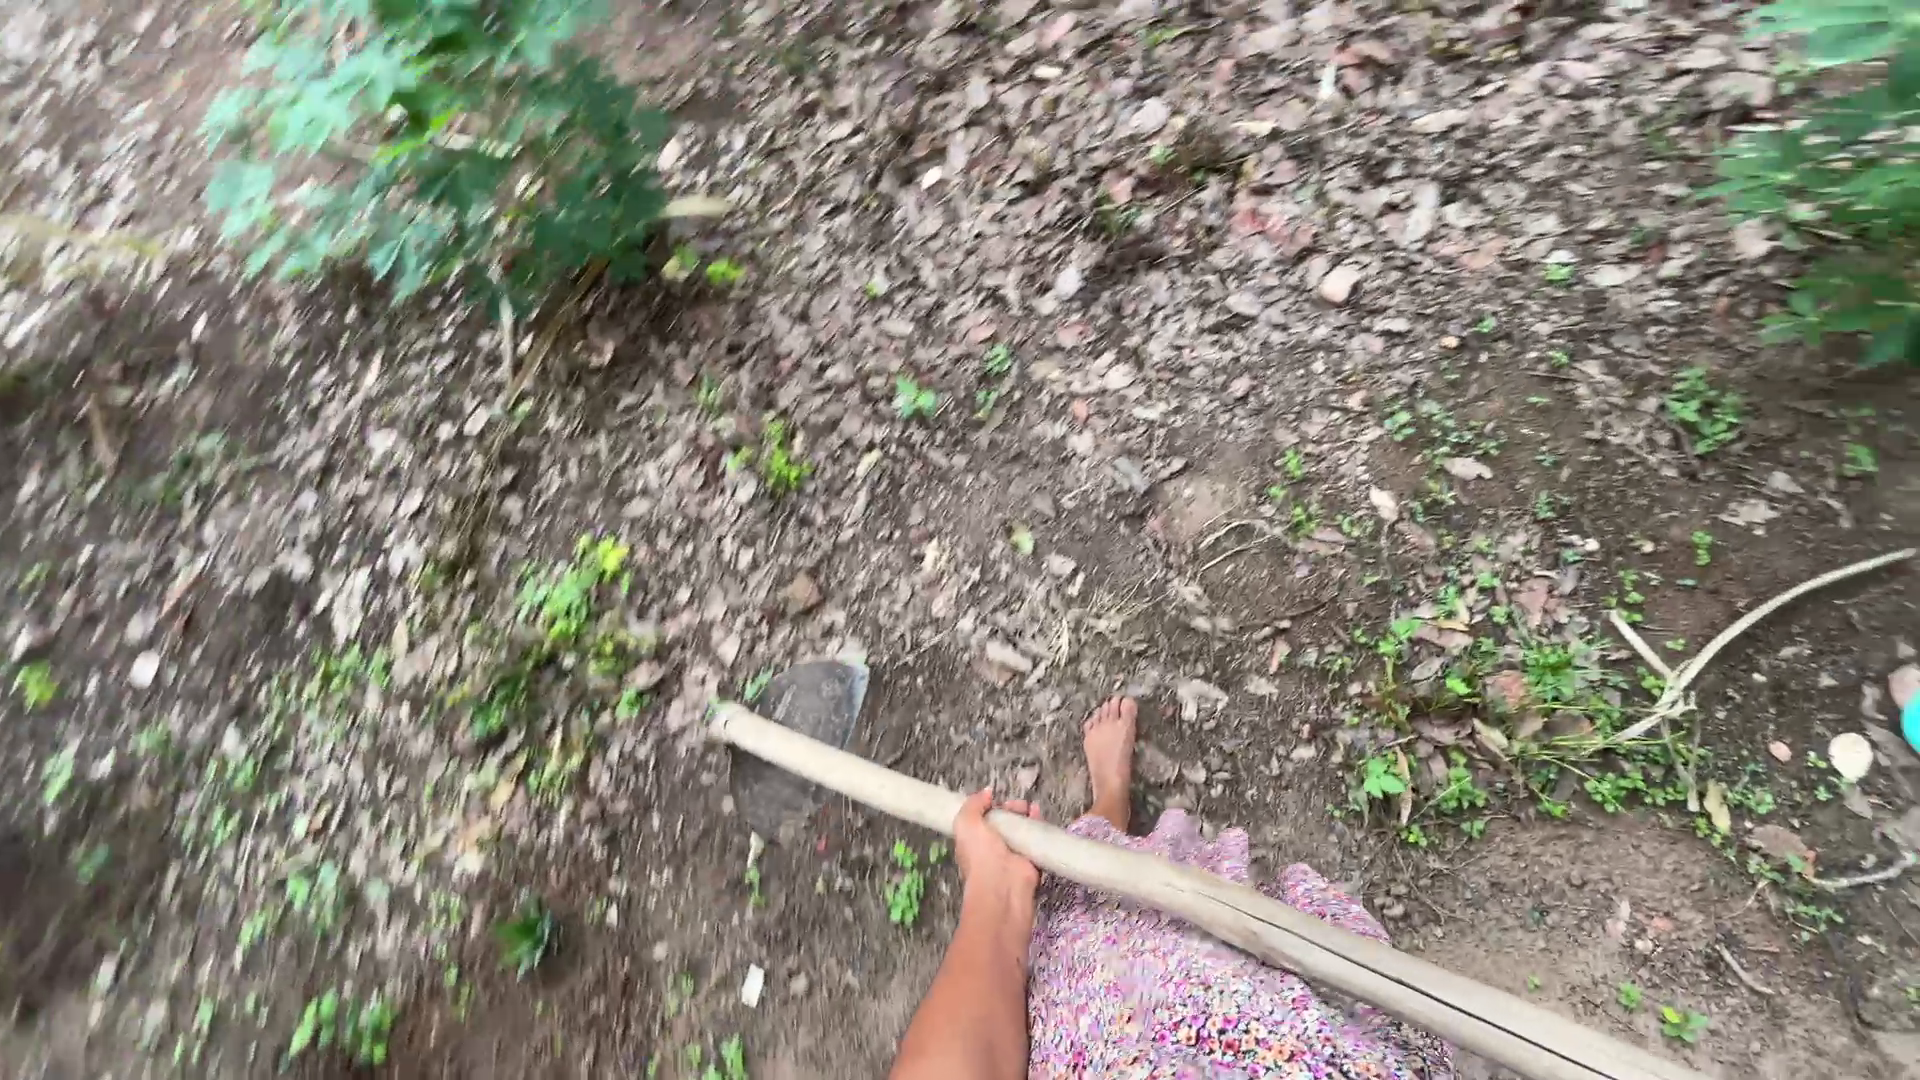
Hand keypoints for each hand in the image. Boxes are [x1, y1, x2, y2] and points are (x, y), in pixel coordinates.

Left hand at [953, 788, 1041, 899]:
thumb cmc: (980, 854)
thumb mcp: (965, 822)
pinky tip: (1037, 813)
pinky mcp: (1030, 858)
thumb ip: (973, 804)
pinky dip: (1037, 823)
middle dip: (1010, 808)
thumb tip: (987, 792)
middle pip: (1003, 821)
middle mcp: (992, 847)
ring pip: (1020, 827)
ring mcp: (1012, 853)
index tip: (995, 798)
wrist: (1002, 884)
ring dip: (1025, 814)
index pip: (982, 819)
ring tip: (1028, 807)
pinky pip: (1035, 836)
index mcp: (974, 841)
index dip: (989, 806)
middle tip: (1016, 804)